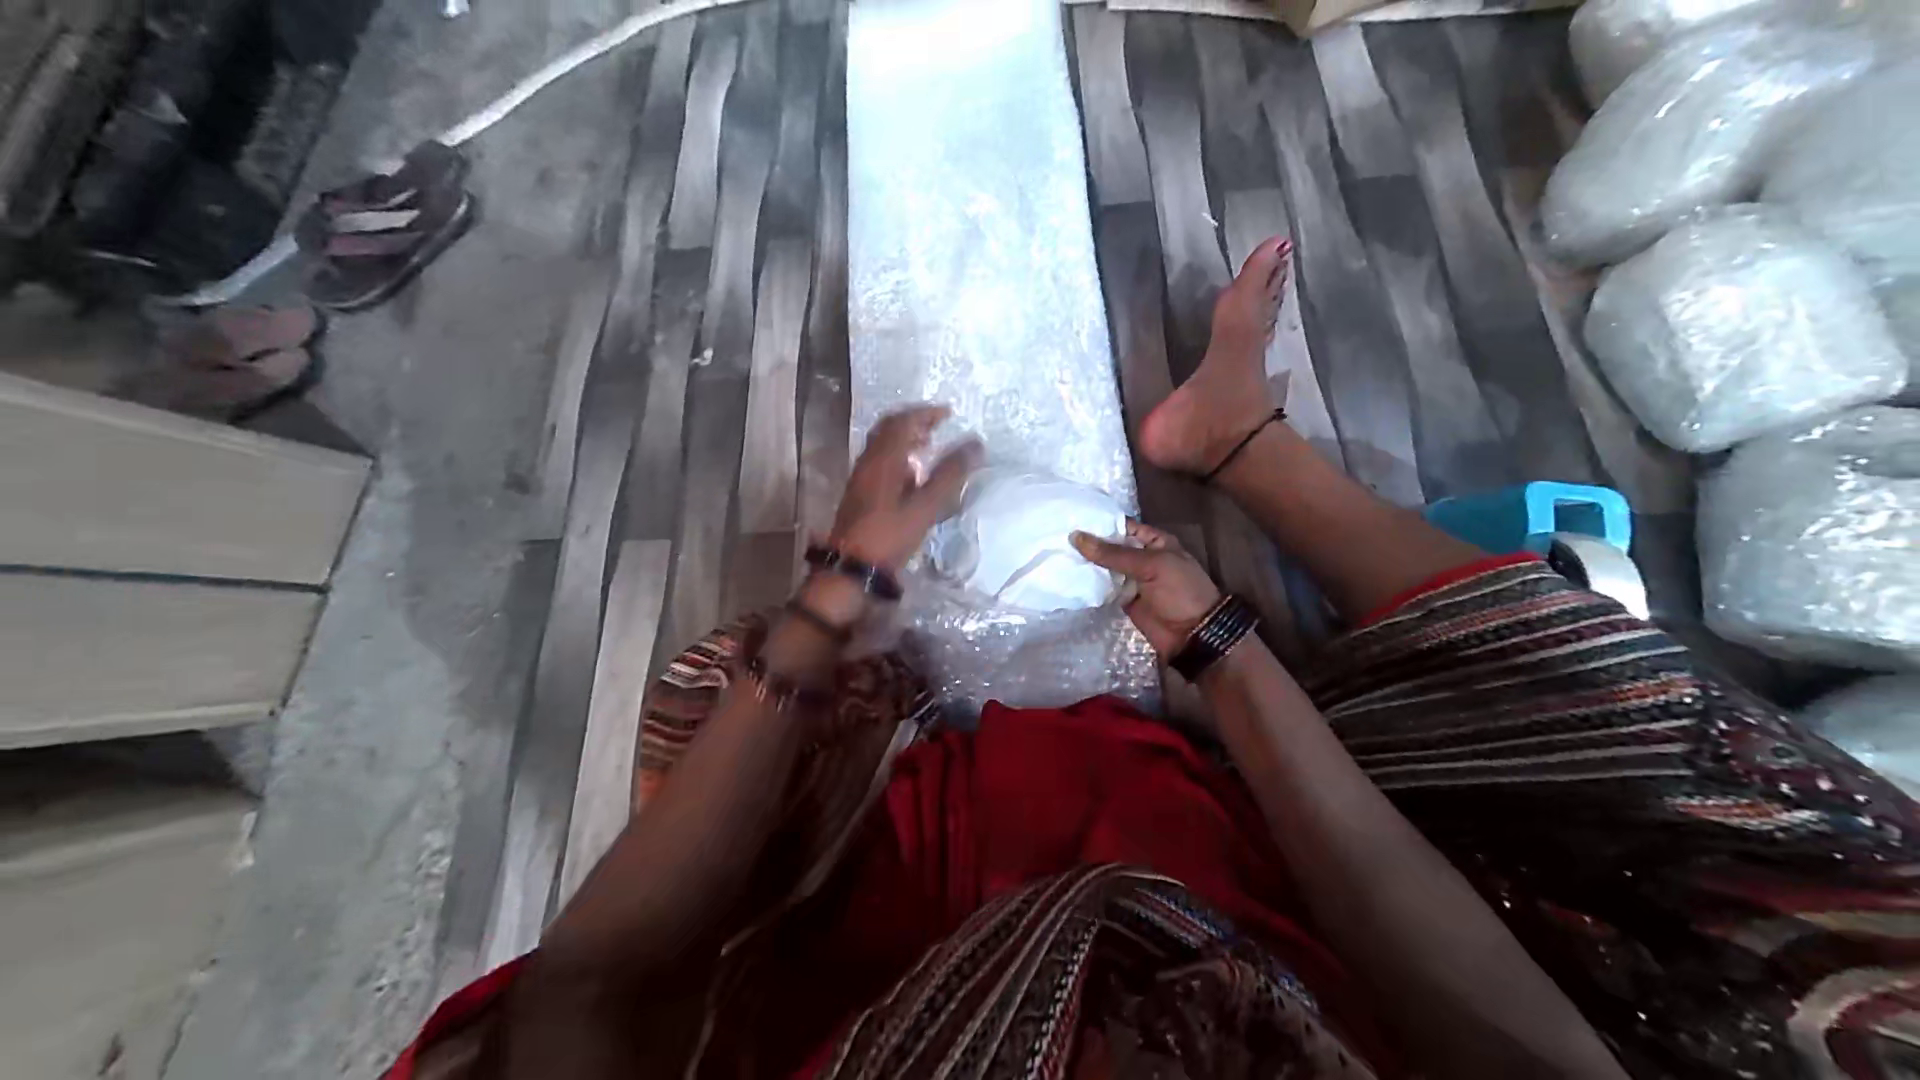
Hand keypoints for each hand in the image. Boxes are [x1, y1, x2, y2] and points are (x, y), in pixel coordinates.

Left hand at [829, 404, 981, 574]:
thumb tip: (976, 444)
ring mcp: (861, 477)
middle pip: (889, 429)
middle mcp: (868, 461)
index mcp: (883, 458)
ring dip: (904, 439)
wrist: (852, 566)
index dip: (926, 413)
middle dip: (914, 422)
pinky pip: (879, 461)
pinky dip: (897, 456)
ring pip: (882, 445)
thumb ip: (950, 474)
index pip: (903, 421)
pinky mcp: (859, 492)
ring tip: (928, 445)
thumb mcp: (926, 505)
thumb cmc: (889, 534)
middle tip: (937, 425)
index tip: (947, 413)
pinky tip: (912, 475)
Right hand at [1071, 521, 1222, 657]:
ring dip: (1086, 564)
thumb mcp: (1150, 565)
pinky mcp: (1123, 599)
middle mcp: (1141, 557)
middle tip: (1056, 536)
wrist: (1191, 634)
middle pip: (1110, 547)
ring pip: (1104, 567)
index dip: (1099, 523)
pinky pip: (1104, 587)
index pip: (1122, 526)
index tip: (1071, 518)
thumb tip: (1076, 537)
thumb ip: (1113, 553)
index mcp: (1154, 542)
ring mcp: (1131, 579)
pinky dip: (1090, 584)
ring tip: (1056, 553)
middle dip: (1088, 544)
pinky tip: (1067, 575)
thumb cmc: (1179, 591)